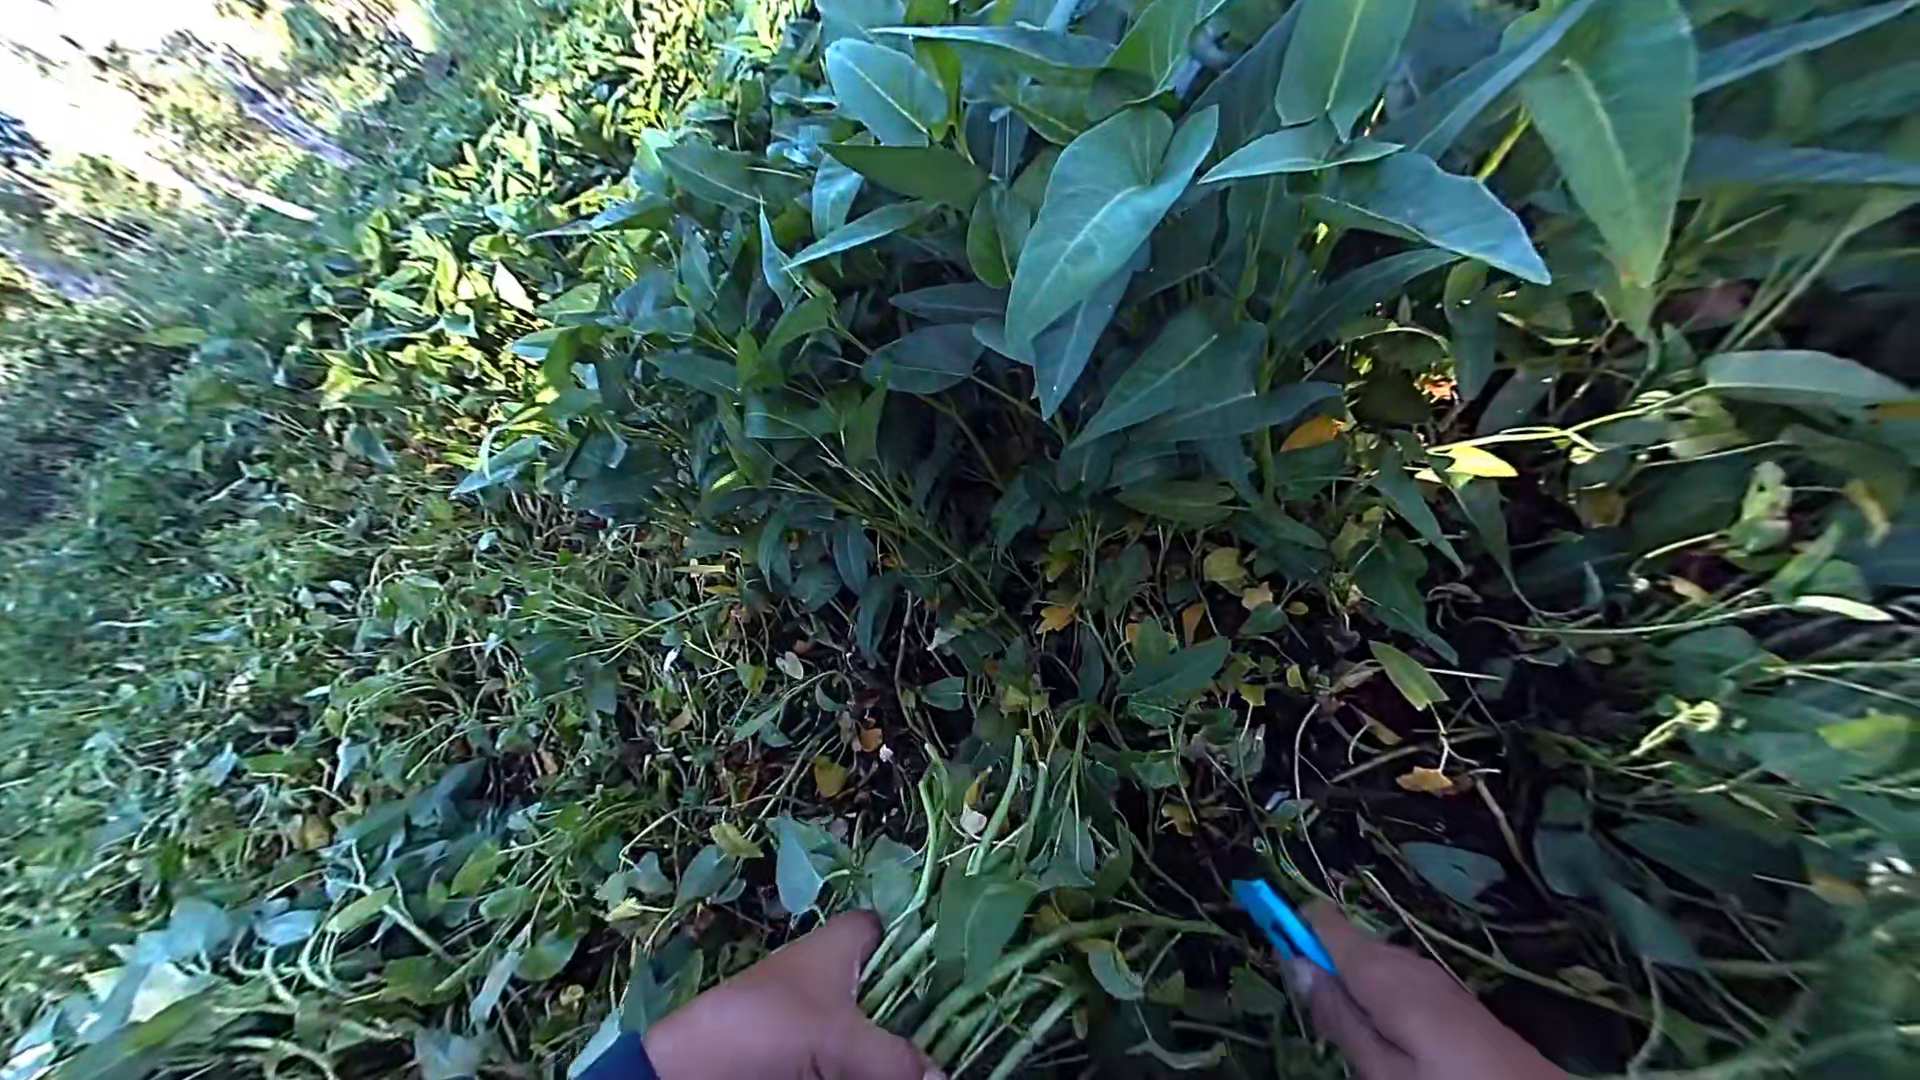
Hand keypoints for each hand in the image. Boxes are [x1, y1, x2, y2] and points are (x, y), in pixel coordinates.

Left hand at [644, 911, 939, 1079]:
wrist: (694, 1075)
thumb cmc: (768, 1028)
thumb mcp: (837, 1039)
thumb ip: (895, 1060)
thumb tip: (947, 1078)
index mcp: (846, 941)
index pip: (898, 924)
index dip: (928, 938)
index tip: (964, 966)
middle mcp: (841, 969)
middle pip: (898, 979)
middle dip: (928, 1005)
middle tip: (964, 1026)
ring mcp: (827, 1012)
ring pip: (882, 1021)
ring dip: (906, 1044)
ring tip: (942, 1058)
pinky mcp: (815, 1050)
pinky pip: (860, 1053)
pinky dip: (879, 1063)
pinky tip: (908, 1073)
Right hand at [1292, 902, 1566, 1079]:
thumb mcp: (1383, 1074)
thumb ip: (1335, 1014)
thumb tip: (1293, 962)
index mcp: (1376, 968)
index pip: (1317, 915)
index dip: (1292, 928)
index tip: (1284, 964)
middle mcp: (1402, 959)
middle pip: (1342, 940)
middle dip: (1325, 969)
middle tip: (1330, 1027)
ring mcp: (1432, 977)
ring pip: (1370, 963)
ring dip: (1354, 989)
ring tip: (1366, 1048)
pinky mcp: (1454, 999)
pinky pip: (1399, 982)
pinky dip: (1383, 1001)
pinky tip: (1402, 1050)